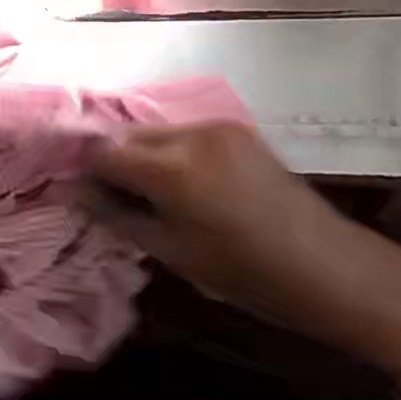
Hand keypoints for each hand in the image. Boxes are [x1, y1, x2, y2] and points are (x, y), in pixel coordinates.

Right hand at [91, 123, 347, 325]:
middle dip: (118, 163)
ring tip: (159, 195)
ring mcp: (217, 127)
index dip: (90, 173)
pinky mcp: (237, 129)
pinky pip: (187, 134)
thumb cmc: (243, 272)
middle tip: (123, 200)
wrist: (324, 265)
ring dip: (146, 157)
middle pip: (129, 136)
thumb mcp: (171, 252)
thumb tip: (76, 192)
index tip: (91, 197)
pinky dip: (174, 153)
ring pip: (157, 133)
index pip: (104, 152)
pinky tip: (189, 184)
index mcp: (172, 169)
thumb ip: (118, 215)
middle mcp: (191, 134)